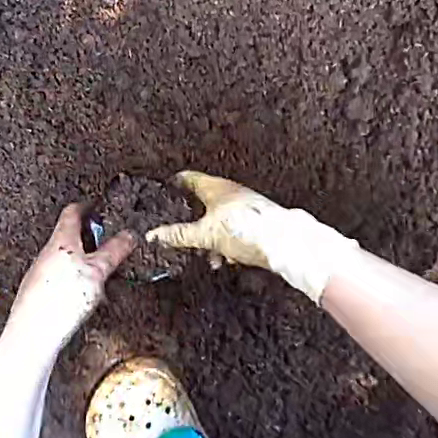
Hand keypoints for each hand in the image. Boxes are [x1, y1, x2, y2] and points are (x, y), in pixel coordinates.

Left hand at [9, 204, 133, 352]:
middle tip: (105, 240)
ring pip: (62, 257)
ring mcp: (40, 273)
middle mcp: (47, 253)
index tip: (96, 207)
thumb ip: (114, 251)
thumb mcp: (98, 272)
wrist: (32, 335)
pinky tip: (80, 294)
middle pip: (67, 235)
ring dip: (80, 259)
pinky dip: (71, 277)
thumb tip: (129, 234)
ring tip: (98, 271)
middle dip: (86, 236)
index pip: (72, 212)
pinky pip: (57, 277)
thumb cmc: (61, 300)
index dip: (86, 207)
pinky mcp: (37, 292)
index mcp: (61, 240)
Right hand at [145, 170, 364, 302]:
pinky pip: (234, 231)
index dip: (175, 183)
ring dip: (212, 238)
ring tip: (209, 256)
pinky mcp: (256, 221)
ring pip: (220, 219)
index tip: (165, 187)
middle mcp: (231, 192)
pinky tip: (228, 260)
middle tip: (181, 231)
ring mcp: (244, 206)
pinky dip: (227, 244)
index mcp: (216, 187)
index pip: (189, 178)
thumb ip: (178, 235)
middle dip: (193, 220)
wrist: (284, 242)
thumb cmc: (246, 229)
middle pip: (204, 201)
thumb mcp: (205, 235)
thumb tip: (153, 234)